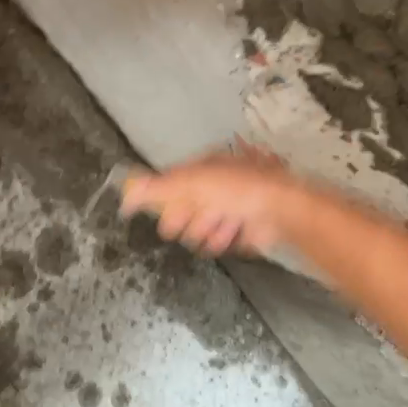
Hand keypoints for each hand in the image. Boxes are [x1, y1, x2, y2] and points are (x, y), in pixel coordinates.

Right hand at [118, 148, 299, 257]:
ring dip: (209, 231)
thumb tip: (125, 193)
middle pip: (192, 206)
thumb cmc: (235, 189)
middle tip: (186, 230)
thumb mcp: (190, 184)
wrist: (282, 208)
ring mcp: (238, 204)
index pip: (175, 184)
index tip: (162, 222)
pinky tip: (231, 238)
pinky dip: (230, 238)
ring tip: (216, 234)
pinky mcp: (252, 224)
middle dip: (189, 220)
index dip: (166, 203)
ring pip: (212, 223)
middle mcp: (222, 182)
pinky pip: (232, 235)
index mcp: (206, 167)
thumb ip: (157, 189)